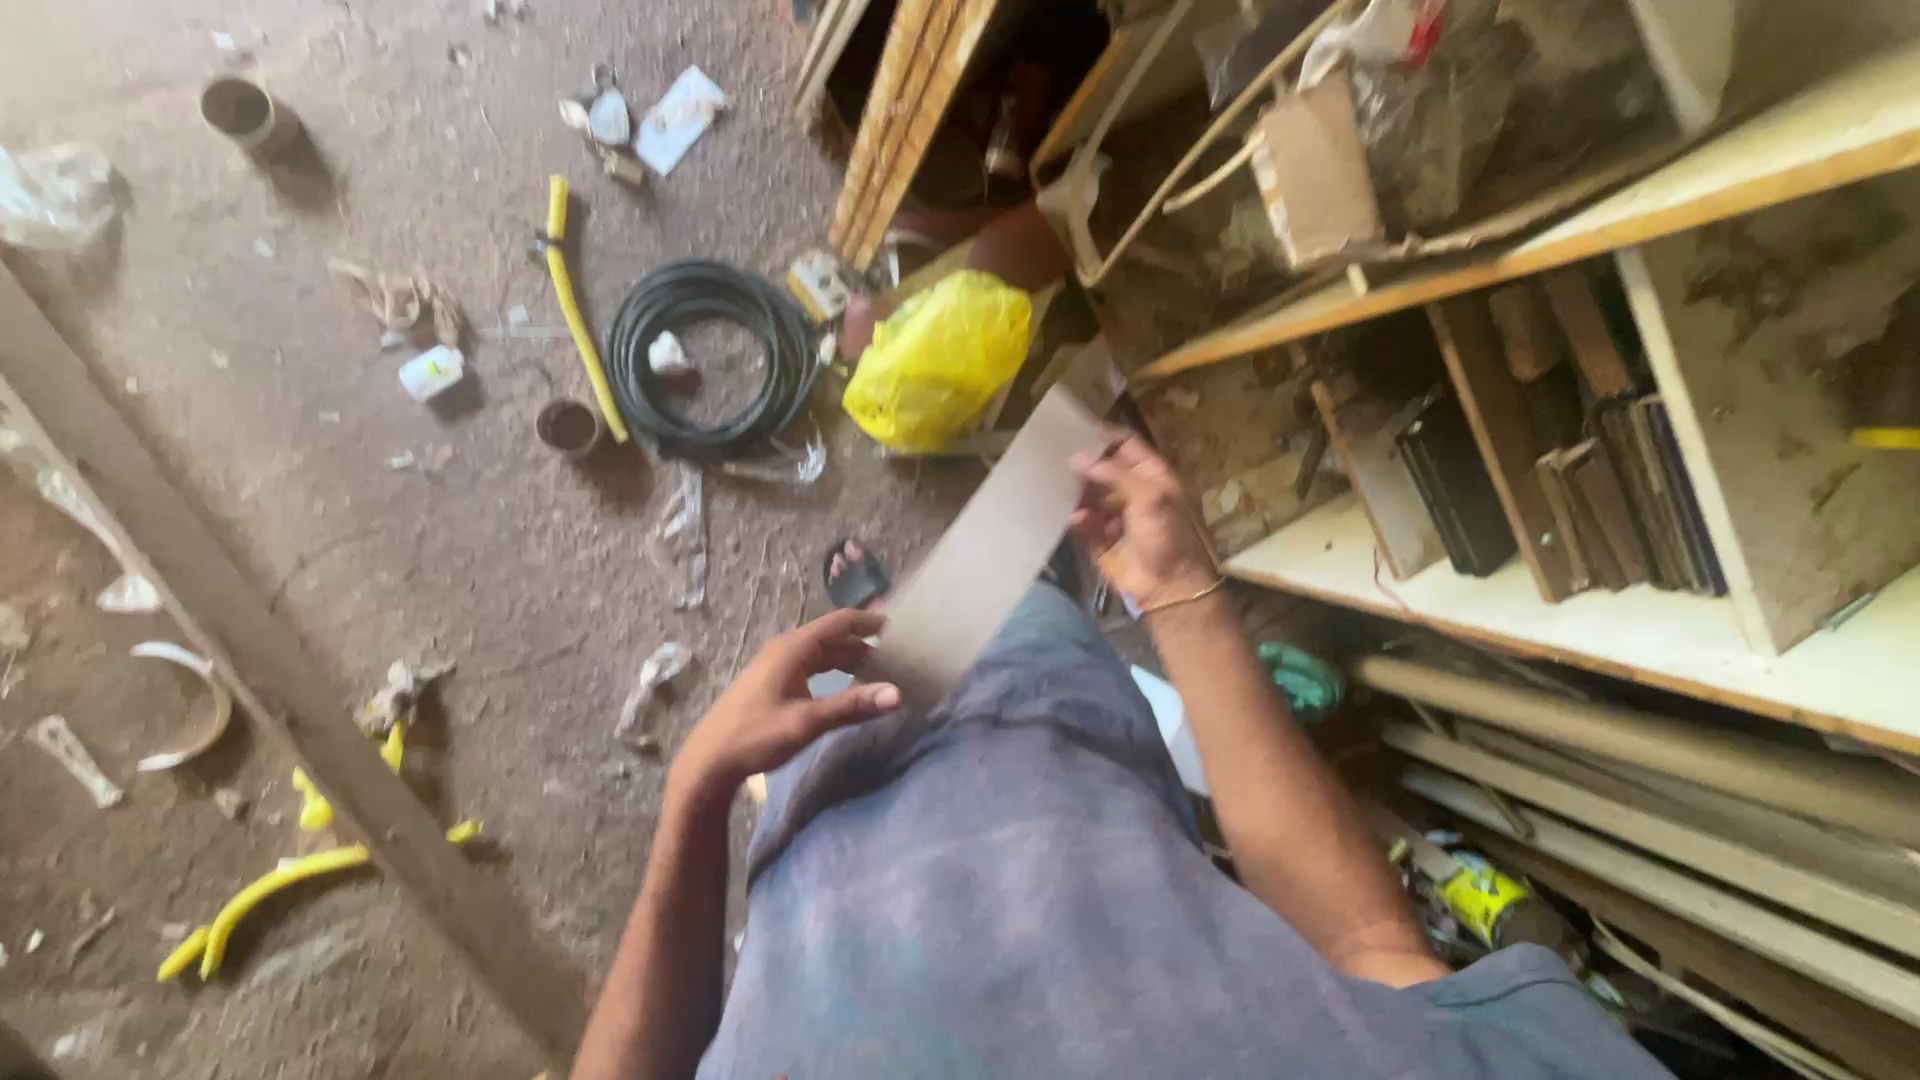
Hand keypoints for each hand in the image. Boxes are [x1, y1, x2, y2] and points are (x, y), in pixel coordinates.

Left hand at [670, 608, 900, 803]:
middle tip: (896, 655)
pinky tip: (846, 688)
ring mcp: (777, 667)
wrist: (709, 762)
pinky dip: (834, 673)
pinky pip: (812, 668)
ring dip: (849, 660)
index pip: (838, 622)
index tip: (896, 626)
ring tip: (879, 671)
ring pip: (822, 655)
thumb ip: (852, 706)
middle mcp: (786, 650)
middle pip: (832, 638)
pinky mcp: (773, 684)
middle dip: (863, 644)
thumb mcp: (807, 721)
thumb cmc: (756, 736)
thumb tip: (896, 694)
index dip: (867, 622)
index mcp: (793, 648)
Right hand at [1070, 430, 1218, 610]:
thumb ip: (1114, 474)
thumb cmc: (1166, 535)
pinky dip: (1077, 519)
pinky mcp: (1098, 538)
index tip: (1074, 429)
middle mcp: (1130, 491)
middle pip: (1101, 468)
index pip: (1124, 444)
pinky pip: (1082, 522)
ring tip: (1055, 485)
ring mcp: (1113, 514)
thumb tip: (1079, 458)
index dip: (1103, 436)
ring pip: (1087, 494)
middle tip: (1054, 455)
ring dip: (1075, 491)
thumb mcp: (1148, 497)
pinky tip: (1074, 519)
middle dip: (1082, 463)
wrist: (1167, 585)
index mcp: (1149, 475)